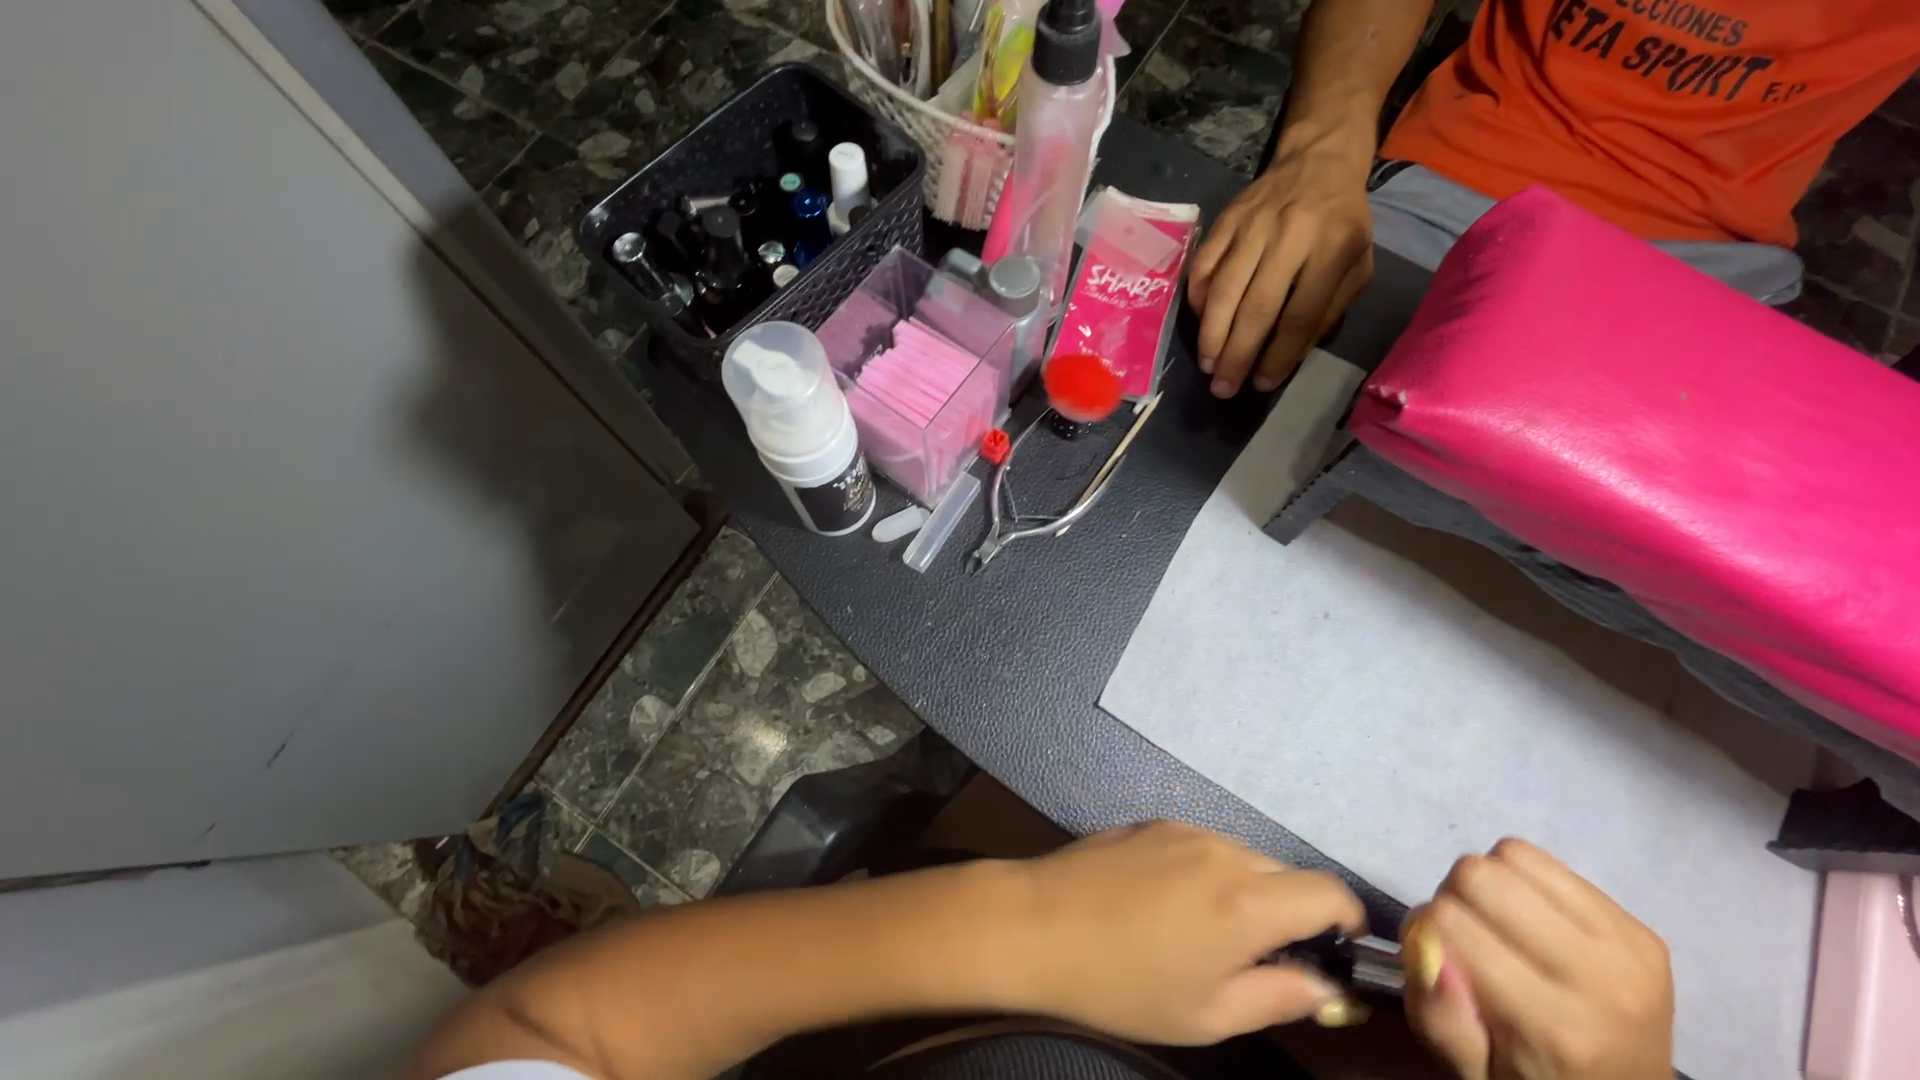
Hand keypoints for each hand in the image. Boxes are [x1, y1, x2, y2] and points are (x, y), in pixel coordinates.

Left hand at [991, 821, 1366, 1043]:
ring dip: (1247, 891)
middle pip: (1287, 874)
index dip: (1344, 923)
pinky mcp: (1151, 822)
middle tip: (1260, 958)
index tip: (1332, 954)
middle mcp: (1222, 851)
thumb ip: (1279, 997)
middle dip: (1292, 913)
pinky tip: (1169, 906)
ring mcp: (1183, 829)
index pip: (1329, 892)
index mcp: (1246, 900)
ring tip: (1206, 934)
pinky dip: (1209, 873)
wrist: (1034, 924)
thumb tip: (1325, 988)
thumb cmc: (1121, 982)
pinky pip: (1203, 846)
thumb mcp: (1207, 1014)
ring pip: (1244, 857)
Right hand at [1188, 145, 1372, 397]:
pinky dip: (1198, 303)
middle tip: (1224, 388)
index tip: (1263, 384)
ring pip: (1223, 291)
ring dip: (1212, 335)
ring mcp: (1251, 227)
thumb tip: (1292, 353)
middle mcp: (1289, 236)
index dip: (1279, 355)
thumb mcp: (1357, 264)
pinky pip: (1202, 268)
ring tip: (1209, 366)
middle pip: (1256, 307)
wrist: (1315, 162)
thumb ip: (1331, 308)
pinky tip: (1202, 327)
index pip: (1301, 315)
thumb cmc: (1341, 222)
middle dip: (1237, 355)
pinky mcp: (1223, 222)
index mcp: (1333, 248)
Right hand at [1401, 839, 1673, 1079]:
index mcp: (1553, 1024)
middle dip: (1454, 897)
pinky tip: (1536, 920)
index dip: (1426, 930)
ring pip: (1513, 855)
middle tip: (1467, 934)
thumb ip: (1439, 1019)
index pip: (1449, 921)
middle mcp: (1599, 979)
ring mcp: (1628, 948)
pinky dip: (1525, 881)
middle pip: (1479, 875)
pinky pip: (1550, 862)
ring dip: (1490, 882)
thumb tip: (1425, 948)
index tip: (1437, 958)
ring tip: (1501, 924)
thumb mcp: (1471, 1072)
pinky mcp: (1643, 930)